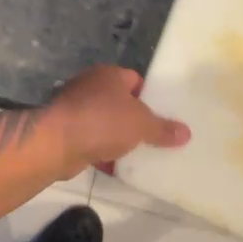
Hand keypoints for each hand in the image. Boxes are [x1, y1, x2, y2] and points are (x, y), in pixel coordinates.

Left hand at [47, 65, 190, 172]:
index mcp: (108, 75)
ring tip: (141, 153)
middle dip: (135, 119)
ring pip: (105, 123)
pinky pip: (92, 141)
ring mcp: (75, 109)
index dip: (150, 96)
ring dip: (118, 137)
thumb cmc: (103, 121)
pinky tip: (117, 166)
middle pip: (119, 103)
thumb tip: (186, 133)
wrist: (56, 142)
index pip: (135, 80)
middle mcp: (90, 87)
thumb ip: (163, 128)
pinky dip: (103, 152)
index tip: (164, 115)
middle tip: (155, 136)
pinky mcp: (66, 132)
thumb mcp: (141, 124)